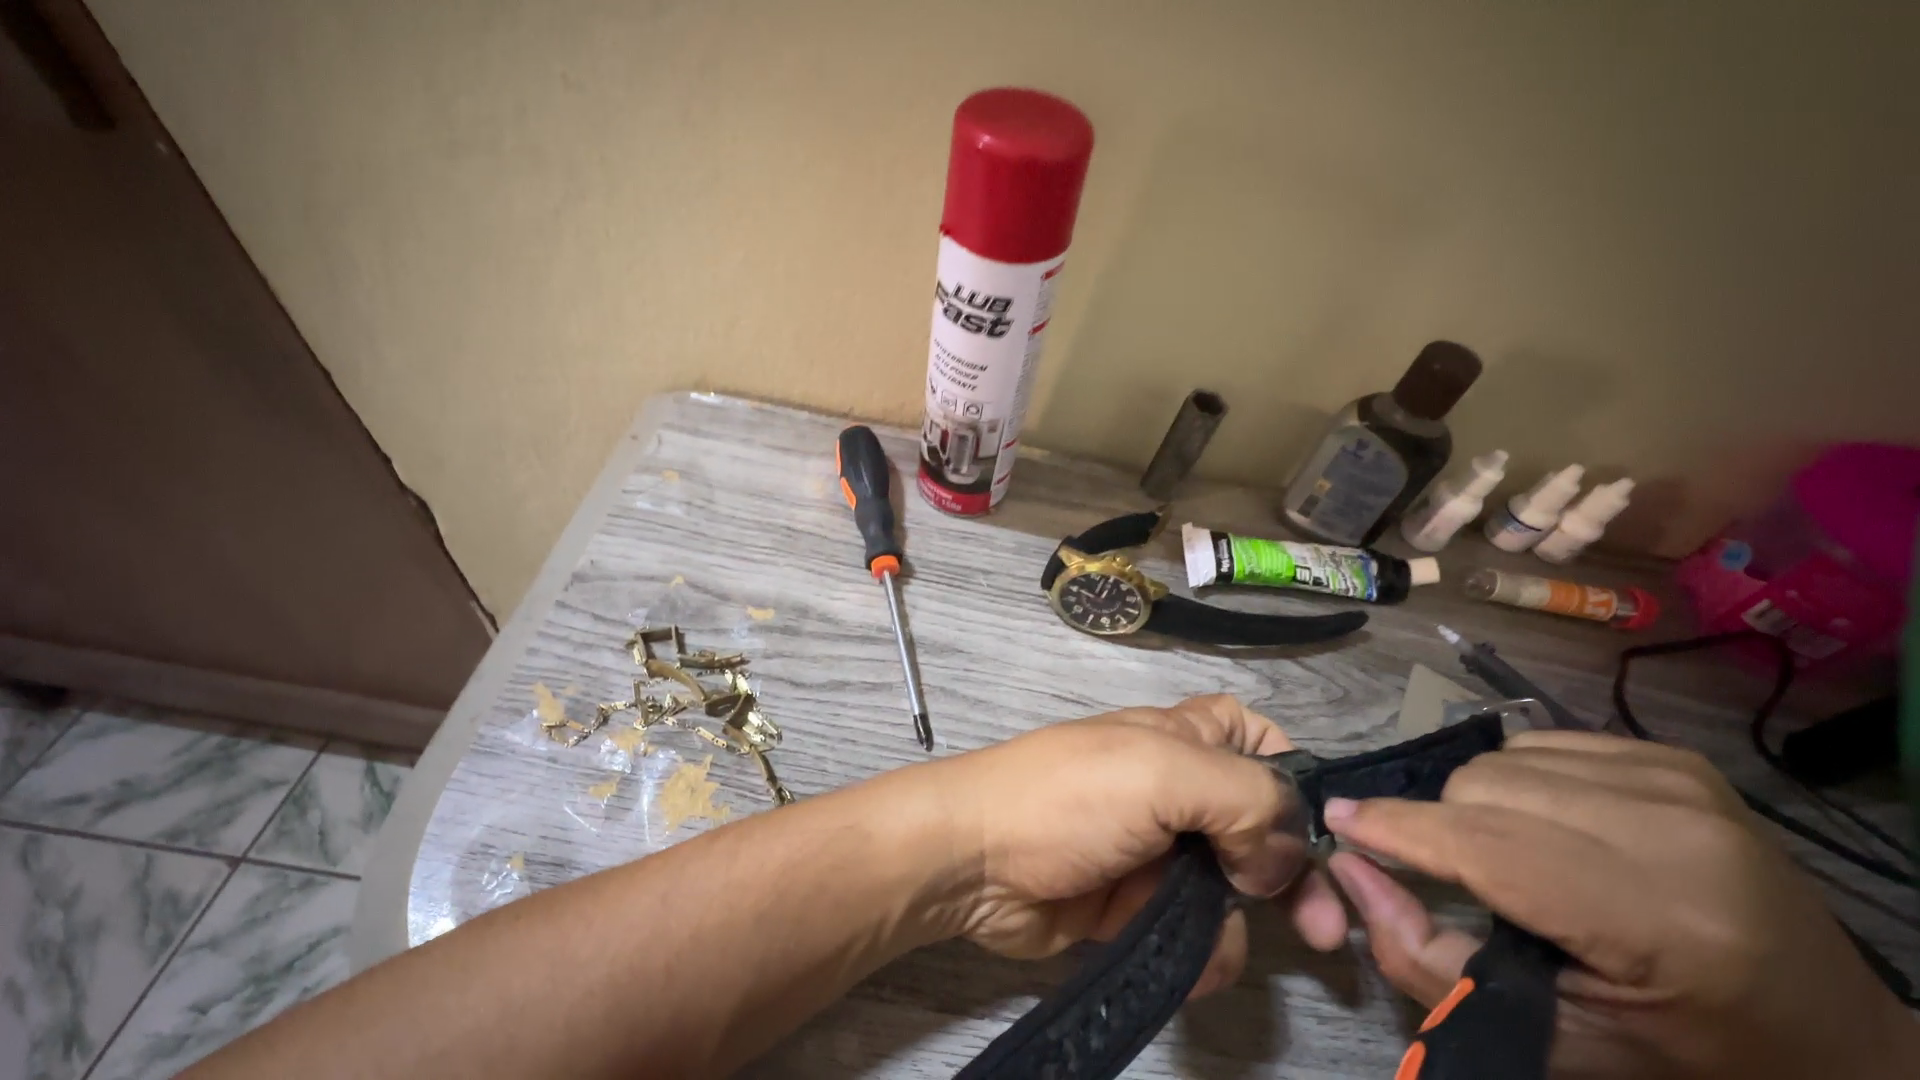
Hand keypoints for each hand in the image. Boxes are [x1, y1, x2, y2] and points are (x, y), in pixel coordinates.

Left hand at [919, 695, 1350, 995]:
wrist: (972, 863)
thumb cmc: (1068, 798)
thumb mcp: (1161, 772)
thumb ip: (1244, 798)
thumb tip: (1284, 854)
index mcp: (1180, 740)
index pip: (1252, 735)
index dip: (1288, 768)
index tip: (1318, 822)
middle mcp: (1173, 792)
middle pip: (1257, 826)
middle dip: (1294, 874)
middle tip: (1325, 928)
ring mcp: (1152, 853)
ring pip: (1229, 890)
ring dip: (1235, 924)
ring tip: (1215, 944)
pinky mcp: (1132, 907)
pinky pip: (1190, 933)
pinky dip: (1198, 953)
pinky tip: (1189, 967)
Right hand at [1322, 730, 1919, 1078]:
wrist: (1831, 1034)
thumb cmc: (1682, 1053)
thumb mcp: (1549, 1036)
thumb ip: (1425, 958)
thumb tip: (1349, 868)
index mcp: (1660, 921)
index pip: (1487, 847)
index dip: (1398, 829)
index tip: (1337, 820)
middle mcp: (1676, 831)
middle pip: (1484, 787)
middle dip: (1441, 824)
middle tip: (1445, 871)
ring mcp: (1682, 782)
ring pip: (1503, 757)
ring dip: (1477, 801)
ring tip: (1506, 852)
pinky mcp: (1678, 758)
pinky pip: (1542, 742)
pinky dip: (1518, 780)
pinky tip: (1548, 825)